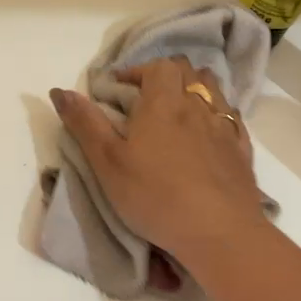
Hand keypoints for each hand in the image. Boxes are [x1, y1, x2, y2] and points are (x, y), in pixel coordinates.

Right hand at [49, 56, 267, 266]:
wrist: (219, 233)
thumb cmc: (155, 195)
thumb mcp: (107, 161)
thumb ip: (84, 123)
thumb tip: (59, 91)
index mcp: (163, 103)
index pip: (157, 66)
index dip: (137, 70)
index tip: (118, 89)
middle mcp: (197, 107)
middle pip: (188, 72)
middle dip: (165, 76)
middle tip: (145, 97)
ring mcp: (225, 128)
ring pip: (214, 90)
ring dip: (194, 90)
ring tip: (177, 111)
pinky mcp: (242, 152)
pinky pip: (232, 118)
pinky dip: (216, 115)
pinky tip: (207, 134)